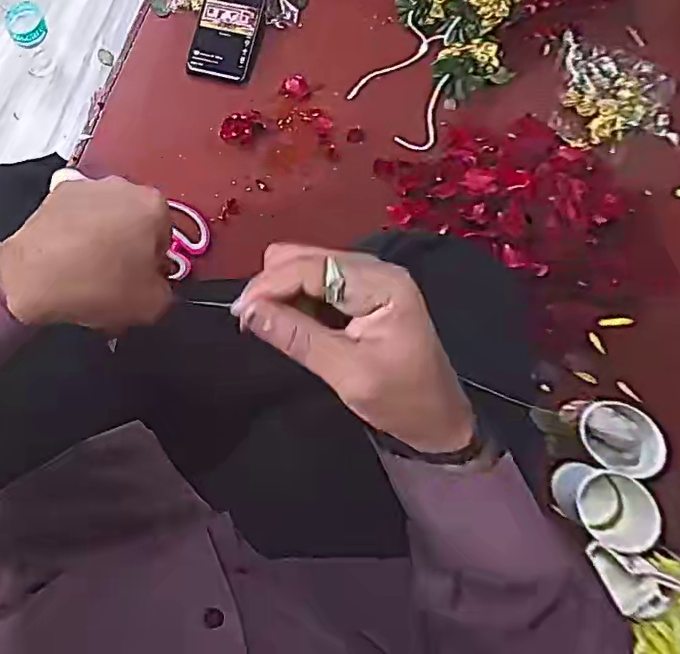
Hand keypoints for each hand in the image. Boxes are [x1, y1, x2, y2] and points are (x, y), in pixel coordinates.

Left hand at [0, 174, 173, 331]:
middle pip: (136, 220)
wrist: (34, 277)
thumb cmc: (93, 283)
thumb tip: (158, 286)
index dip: (153, 263)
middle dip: (129, 244)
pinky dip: (76, 228)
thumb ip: (166, 291)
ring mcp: (89, 185)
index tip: (140, 278)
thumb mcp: (151, 305)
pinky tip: (68, 255)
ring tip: (87, 269)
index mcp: (154, 206)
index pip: (165, 237)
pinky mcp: (59, 192)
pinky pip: (78, 212)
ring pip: (107, 214)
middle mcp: (124, 186)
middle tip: (116, 276)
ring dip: (103, 235)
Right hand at [232, 244, 474, 454]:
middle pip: (305, 257)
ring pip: (303, 264)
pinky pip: (312, 278)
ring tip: (266, 322)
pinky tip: (286, 319)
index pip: (313, 268)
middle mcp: (374, 268)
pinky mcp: (357, 287)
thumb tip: (248, 311)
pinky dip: (292, 295)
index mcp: (382, 283)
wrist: (439, 423)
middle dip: (271, 284)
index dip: (270, 284)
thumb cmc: (402, 401)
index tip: (240, 312)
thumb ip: (296, 337)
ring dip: (279, 289)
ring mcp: (366, 275)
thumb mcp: (347, 374)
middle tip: (250, 320)